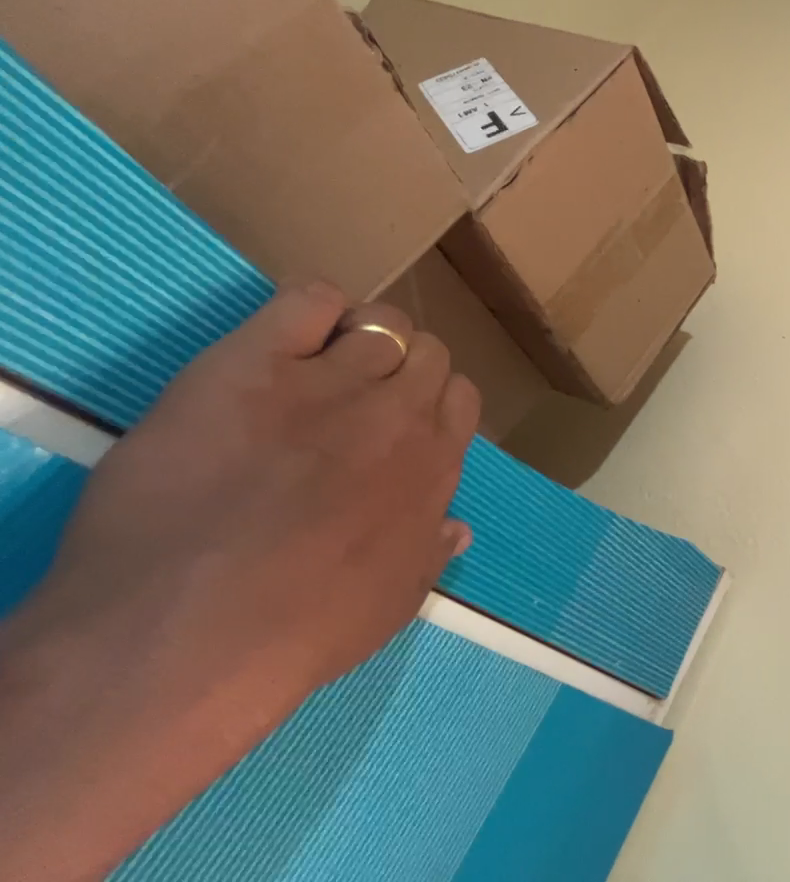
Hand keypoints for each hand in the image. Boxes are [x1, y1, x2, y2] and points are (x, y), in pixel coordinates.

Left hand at [15, 280, 477, 731]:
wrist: (186, 632)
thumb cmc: (304, 629)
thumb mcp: (395, 600)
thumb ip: (430, 550)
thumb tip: (457, 528)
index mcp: (436, 464)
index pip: (461, 397)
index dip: (430, 405)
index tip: (396, 428)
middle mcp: (400, 413)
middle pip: (428, 352)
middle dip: (401, 369)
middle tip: (352, 400)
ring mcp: (329, 384)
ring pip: (380, 323)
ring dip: (359, 340)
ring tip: (314, 369)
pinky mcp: (249, 365)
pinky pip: (308, 299)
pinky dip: (312, 308)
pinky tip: (290, 338)